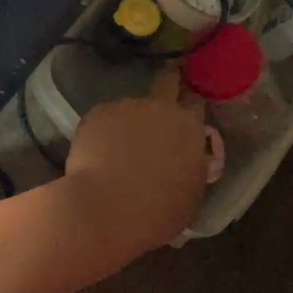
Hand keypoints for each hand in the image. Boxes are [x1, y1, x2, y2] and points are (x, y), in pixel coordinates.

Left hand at [60, 66, 210, 255]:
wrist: (106, 209)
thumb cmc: (157, 212)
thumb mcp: (191, 193)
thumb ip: (191, 165)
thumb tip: (186, 158)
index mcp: (189, 127)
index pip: (196, 102)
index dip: (190, 106)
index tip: (186, 112)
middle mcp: (160, 108)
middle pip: (167, 80)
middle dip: (168, 82)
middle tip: (162, 98)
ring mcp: (126, 106)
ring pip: (131, 106)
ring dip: (129, 120)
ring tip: (118, 147)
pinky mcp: (97, 113)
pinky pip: (105, 118)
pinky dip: (103, 131)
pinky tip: (97, 153)